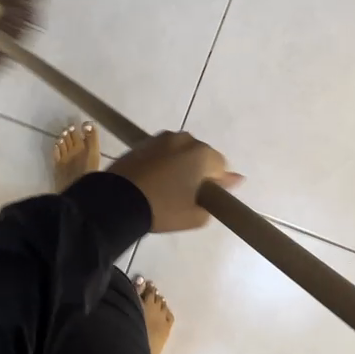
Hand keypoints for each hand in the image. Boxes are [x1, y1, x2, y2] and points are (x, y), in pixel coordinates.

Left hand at [105, 132, 241, 232]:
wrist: (118, 201)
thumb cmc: (164, 209)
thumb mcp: (197, 215)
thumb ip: (220, 196)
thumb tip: (236, 180)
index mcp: (202, 153)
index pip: (221, 166)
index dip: (216, 183)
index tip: (204, 198)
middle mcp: (184, 139)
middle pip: (200, 155)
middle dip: (197, 171)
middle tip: (185, 195)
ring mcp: (160, 138)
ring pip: (180, 152)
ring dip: (179, 165)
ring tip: (167, 188)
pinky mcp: (141, 143)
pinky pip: (161, 152)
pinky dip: (162, 163)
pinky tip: (154, 181)